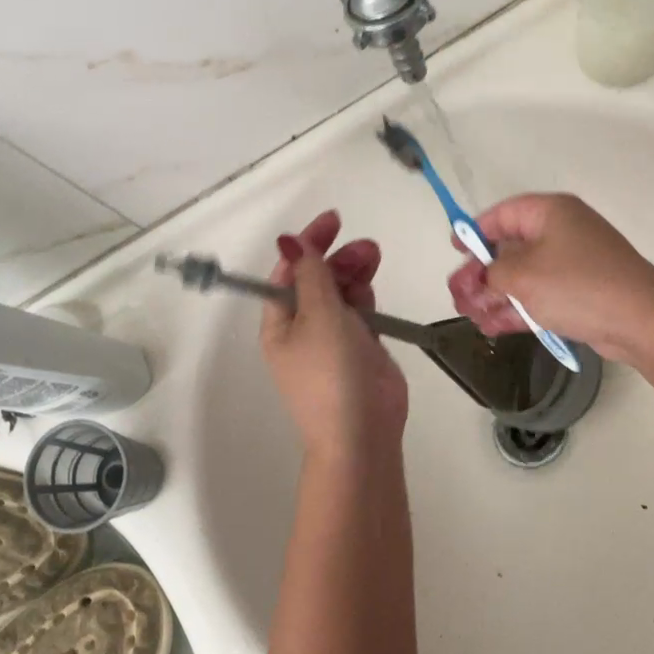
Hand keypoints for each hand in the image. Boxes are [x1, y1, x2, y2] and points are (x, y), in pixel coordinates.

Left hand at [260, 210, 407, 455]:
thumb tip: (292, 241)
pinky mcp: (361, 349)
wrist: (361, 432)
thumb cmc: (331, 373)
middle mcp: (303, 329)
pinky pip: (360, 313)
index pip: (288, 273)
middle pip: (317, 280)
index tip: (334, 221)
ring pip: (342, 294)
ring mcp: (334, 340)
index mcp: (279, 323)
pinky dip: (366, 296)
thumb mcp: (317, 317)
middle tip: (367, 249)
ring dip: (355, 272)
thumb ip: (311, 275)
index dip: (308, 245)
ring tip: (374, 258)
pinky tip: (374, 287)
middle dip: (337, 259)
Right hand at [446, 193, 653, 363]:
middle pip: (510, 249)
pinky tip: (492, 326)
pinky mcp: (579, 294)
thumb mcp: (523, 276)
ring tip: (470, 317)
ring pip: (523, 277)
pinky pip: (539, 297)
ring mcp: (572, 265)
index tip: (456, 250)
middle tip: (458, 297)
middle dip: (481, 274)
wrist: (640, 320)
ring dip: (495, 296)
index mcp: (550, 213)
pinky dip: (516, 309)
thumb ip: (492, 273)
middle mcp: (562, 233)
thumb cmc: (577, 287)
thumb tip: (482, 277)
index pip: (503, 214)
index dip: (476, 231)